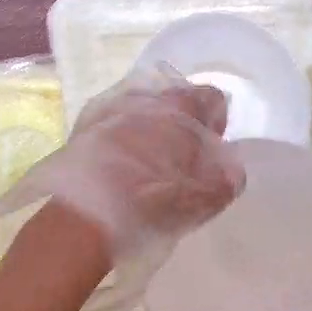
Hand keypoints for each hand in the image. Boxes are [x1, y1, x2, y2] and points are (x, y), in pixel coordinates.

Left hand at [0, 64, 243, 281]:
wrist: (86, 216)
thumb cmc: (157, 201)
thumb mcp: (211, 196)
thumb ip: (229, 173)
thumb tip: (227, 163)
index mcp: (185, 105)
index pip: (214, 98)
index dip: (217, 124)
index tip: (211, 151)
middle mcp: (148, 94)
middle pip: (175, 99)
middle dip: (182, 123)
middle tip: (181, 159)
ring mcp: (111, 105)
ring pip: (142, 109)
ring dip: (149, 128)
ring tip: (147, 164)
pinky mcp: (82, 125)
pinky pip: (113, 123)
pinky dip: (121, 138)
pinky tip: (119, 167)